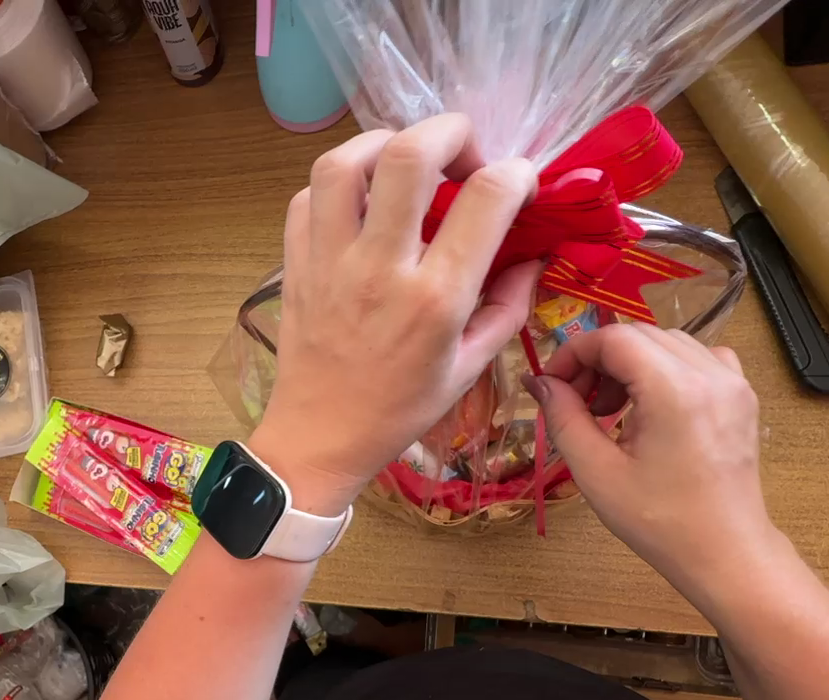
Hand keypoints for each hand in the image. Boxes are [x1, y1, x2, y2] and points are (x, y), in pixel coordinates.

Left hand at [248, 114, 542, 515]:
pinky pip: (305, 201)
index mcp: (434, 298)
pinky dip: (334, 187)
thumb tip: (533, 256)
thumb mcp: (467, 369)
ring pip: (343, 164)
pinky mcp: (295, 268)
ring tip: (403, 166)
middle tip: (462, 156)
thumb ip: (507, 307)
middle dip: (450, 132)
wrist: (318, 439)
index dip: (516, 173)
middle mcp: (379, 269)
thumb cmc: (396, 412)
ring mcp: (329, 265)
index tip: (518, 185)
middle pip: (410, 155)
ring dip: (381, 145)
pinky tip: (357, 205)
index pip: (487, 196)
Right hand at [524, 324, 789, 598]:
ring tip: (608, 408)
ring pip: (666, 342)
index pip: (614, 338)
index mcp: (674, 391)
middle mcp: (710, 374)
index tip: (550, 387)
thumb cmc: (654, 519)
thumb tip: (538, 382)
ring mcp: (732, 382)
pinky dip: (662, 369)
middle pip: (639, 334)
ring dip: (626, 363)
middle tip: (574, 402)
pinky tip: (648, 405)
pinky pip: (697, 357)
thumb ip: (563, 416)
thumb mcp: (594, 470)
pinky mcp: (740, 395)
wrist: (722, 550)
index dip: (572, 354)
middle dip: (596, 359)